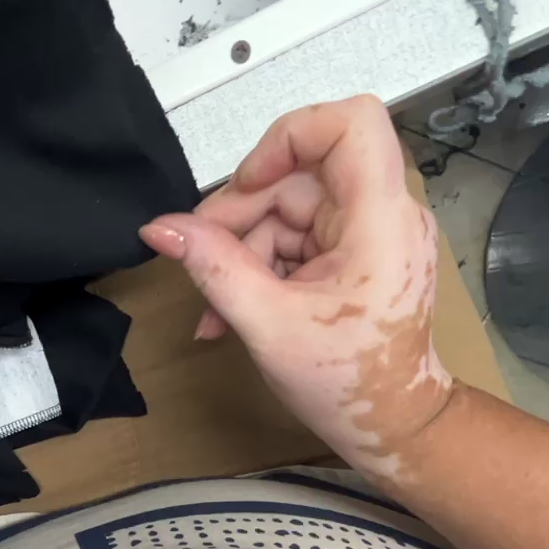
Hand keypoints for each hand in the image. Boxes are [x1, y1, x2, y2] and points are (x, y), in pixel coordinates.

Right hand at [140, 96, 454, 473]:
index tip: (245, 184)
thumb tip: (159, 229)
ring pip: (288, 212)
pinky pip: (296, 242)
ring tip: (213, 309)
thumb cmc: (345, 383)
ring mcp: (368, 235)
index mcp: (380, 220)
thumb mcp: (267, 325)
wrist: (390, 425)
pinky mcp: (354, 255)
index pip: (350, 123)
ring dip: (242, 253)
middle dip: (241, 216)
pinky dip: (260, 269)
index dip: (288, 137)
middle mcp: (382, 214)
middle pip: (299, 176)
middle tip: (197, 259)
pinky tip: (231, 310)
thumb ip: (212, 269)